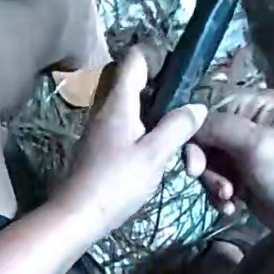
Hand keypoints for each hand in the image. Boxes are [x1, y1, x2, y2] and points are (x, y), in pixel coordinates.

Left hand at [53, 47, 207, 234]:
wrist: (77, 216)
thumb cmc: (116, 182)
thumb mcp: (154, 155)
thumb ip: (177, 127)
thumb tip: (197, 107)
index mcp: (119, 102)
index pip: (136, 59)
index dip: (158, 57)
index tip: (181, 73)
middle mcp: (107, 110)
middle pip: (137, 87)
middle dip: (164, 94)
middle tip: (187, 113)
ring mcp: (101, 132)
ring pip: (134, 113)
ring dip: (156, 121)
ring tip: (178, 139)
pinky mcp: (100, 151)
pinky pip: (127, 133)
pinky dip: (144, 137)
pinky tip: (156, 157)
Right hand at [190, 89, 273, 232]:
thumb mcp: (256, 143)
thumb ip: (219, 128)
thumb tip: (188, 122)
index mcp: (261, 104)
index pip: (212, 108)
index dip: (197, 132)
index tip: (194, 160)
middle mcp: (253, 124)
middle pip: (208, 137)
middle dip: (206, 162)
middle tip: (206, 180)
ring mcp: (249, 153)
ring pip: (211, 162)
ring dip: (214, 182)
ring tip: (228, 197)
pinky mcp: (246, 178)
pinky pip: (219, 181)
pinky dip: (221, 195)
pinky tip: (231, 206)